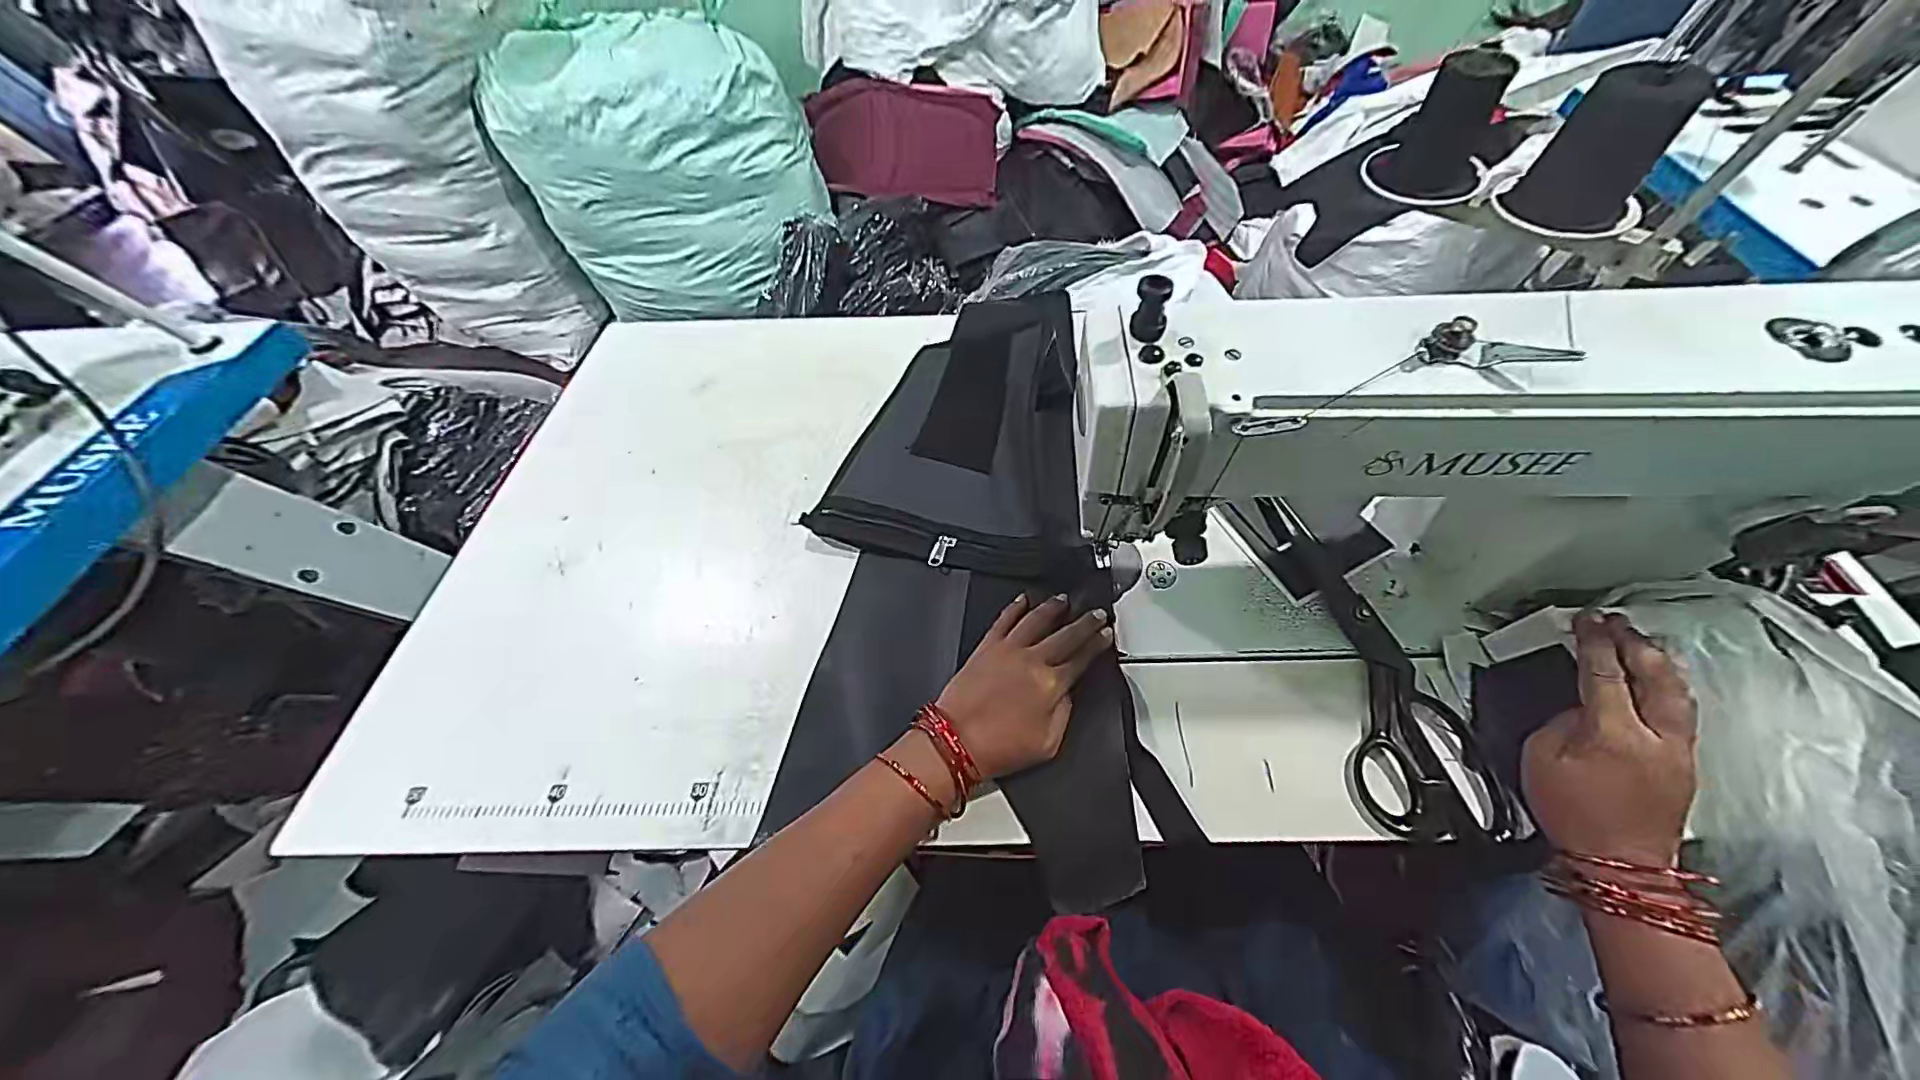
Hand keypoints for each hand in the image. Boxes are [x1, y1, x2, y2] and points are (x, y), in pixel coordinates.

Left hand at [935, 594, 1113, 779]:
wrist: (956, 741)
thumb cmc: (997, 746)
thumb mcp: (1048, 742)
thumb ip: (1064, 713)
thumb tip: (1068, 694)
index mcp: (1050, 685)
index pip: (1082, 657)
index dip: (1097, 643)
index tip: (1105, 634)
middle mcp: (1031, 661)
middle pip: (1066, 633)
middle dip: (1086, 621)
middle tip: (1095, 613)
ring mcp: (1007, 651)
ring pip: (1037, 619)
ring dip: (1053, 607)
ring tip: (1063, 600)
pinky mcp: (986, 647)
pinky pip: (1004, 619)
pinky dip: (1016, 607)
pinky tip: (1023, 600)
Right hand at [1522, 613, 1697, 866]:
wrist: (1617, 860)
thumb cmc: (1572, 811)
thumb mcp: (1541, 756)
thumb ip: (1561, 722)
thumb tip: (1578, 708)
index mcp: (1613, 734)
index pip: (1604, 674)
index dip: (1593, 643)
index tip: (1586, 623)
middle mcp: (1657, 738)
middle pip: (1653, 676)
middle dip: (1633, 644)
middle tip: (1615, 623)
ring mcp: (1678, 751)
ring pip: (1678, 692)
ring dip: (1658, 661)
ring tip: (1641, 642)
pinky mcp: (1686, 763)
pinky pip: (1683, 711)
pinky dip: (1670, 685)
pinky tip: (1661, 678)